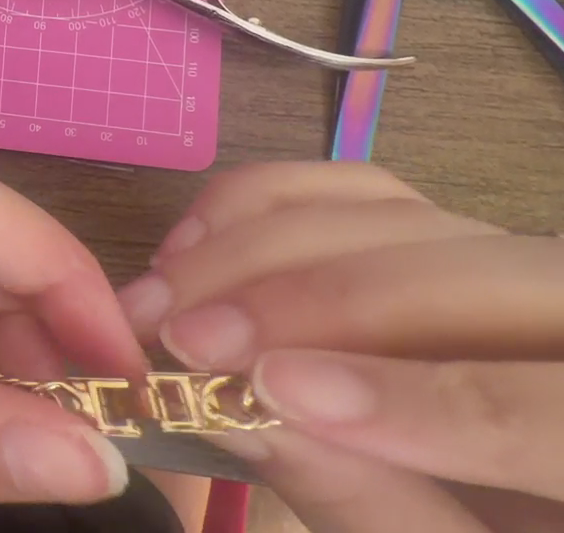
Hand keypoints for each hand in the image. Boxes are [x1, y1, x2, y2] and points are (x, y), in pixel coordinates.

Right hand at [118, 161, 563, 532]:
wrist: (502, 499)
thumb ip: (362, 502)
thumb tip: (227, 413)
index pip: (553, 407)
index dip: (417, 396)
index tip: (272, 389)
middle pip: (467, 274)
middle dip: (305, 303)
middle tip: (185, 339)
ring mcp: (517, 257)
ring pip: (386, 212)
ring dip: (249, 249)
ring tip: (160, 300)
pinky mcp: (435, 225)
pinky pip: (344, 185)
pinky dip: (250, 203)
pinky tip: (186, 249)